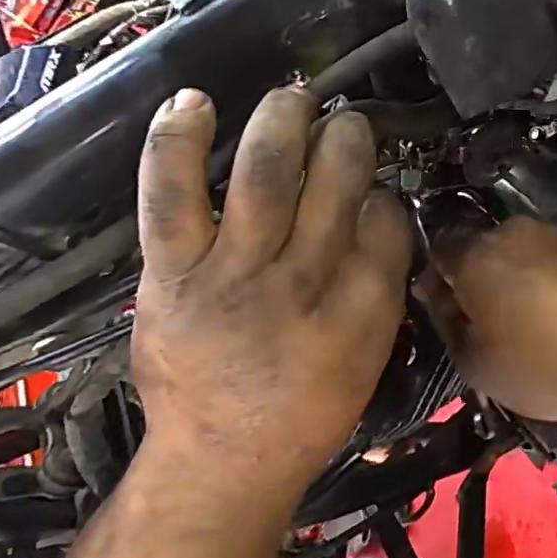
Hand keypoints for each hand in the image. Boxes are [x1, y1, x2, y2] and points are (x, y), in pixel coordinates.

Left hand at [131, 86, 411, 482]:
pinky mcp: (171, 275)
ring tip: (296, 96)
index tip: (376, 188)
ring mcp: (230, 277)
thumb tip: (378, 211)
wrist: (217, 461)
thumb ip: (380, 287)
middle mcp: (300, 287)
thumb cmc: (302, 415)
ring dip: (284, 123)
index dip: (384, 195)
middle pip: (335, 189)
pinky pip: (171, 196)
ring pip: (265, 177)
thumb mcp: (367, 363)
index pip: (385, 226)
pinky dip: (179, 143)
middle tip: (346, 123)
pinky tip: (194, 102)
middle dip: (347, 141)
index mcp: (358, 315)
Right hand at [429, 217, 556, 439]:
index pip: (438, 253)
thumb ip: (447, 324)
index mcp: (475, 255)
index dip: (436, 282)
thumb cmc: (543, 367)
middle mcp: (509, 232)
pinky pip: (542, 259)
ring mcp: (549, 235)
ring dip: (506, 277)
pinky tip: (548, 313)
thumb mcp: (476, 364)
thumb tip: (442, 300)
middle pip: (477, 250)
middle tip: (480, 319)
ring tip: (518, 319)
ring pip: (512, 253)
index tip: (444, 310)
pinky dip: (537, 279)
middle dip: (472, 278)